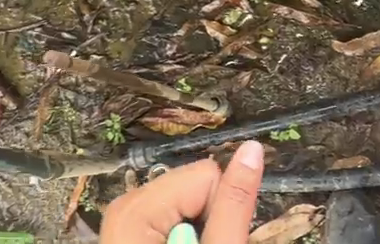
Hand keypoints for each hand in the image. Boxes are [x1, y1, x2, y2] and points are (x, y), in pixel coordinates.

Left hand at [100, 140, 264, 243]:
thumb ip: (233, 205)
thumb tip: (253, 146)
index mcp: (137, 207)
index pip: (206, 174)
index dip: (220, 210)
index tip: (212, 241)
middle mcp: (126, 202)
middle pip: (196, 183)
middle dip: (208, 219)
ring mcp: (126, 216)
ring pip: (188, 199)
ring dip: (199, 228)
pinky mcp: (130, 229)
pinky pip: (173, 212)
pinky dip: (185, 233)